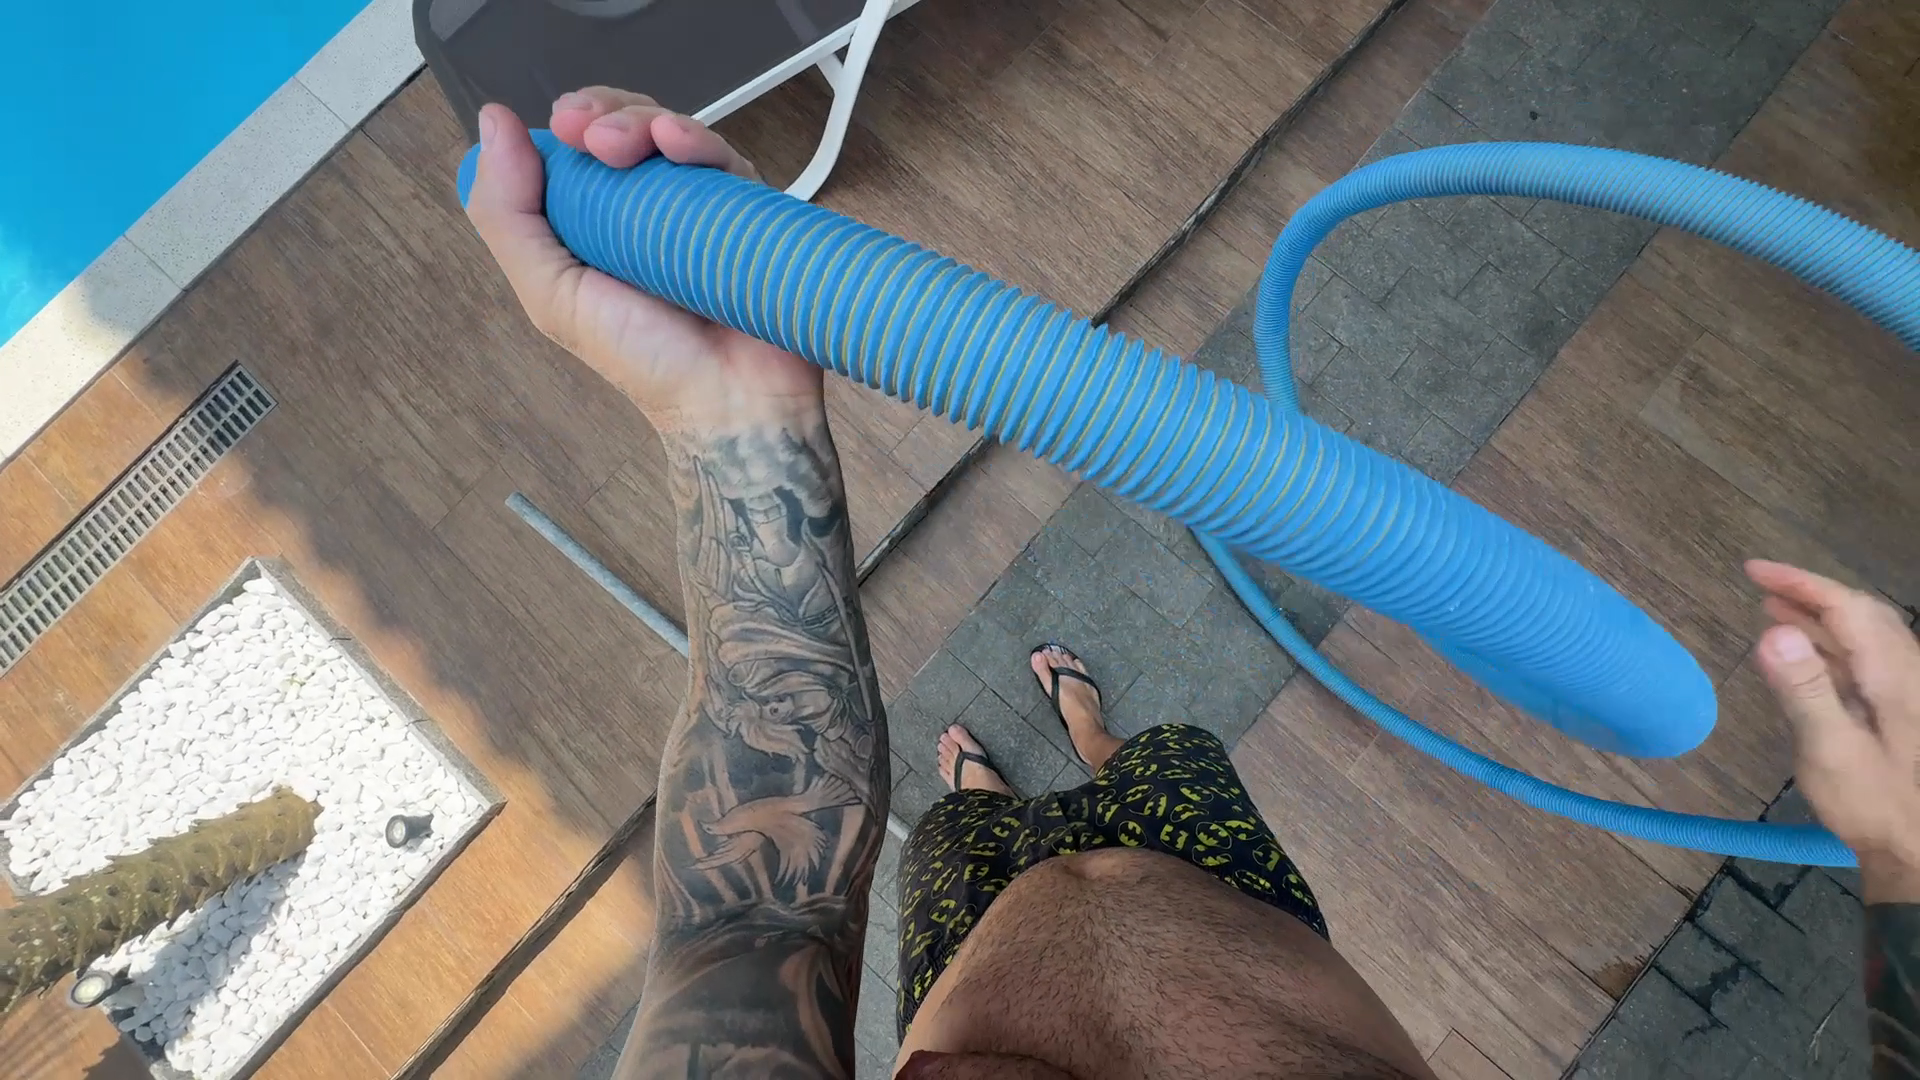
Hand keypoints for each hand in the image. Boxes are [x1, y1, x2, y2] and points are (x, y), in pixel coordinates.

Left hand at [463, 87, 823, 431]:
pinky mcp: (751, 220)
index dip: (572, 123)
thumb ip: (509, 218)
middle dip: (606, 115)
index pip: (582, 149)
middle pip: (628, 131)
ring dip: (646, 122)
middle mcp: (654, 216)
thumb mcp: (553, 296)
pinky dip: (701, 142)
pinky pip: (729, 165)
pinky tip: (679, 144)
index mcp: (602, 228)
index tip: (566, 129)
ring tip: (636, 146)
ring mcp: (705, 216)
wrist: (728, 401)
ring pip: (676, 137)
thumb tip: (497, 121)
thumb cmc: (646, 361)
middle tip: (596, 140)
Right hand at [1748, 560, 1919, 898]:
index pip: (1851, 611)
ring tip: (1773, 607)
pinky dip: (1831, 644)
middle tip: (1758, 583)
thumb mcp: (1832, 749)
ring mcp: (1910, 699)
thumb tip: (1775, 629)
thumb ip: (1805, 689)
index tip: (1752, 570)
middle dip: (1813, 593)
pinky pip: (1868, 663)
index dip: (1804, 584)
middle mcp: (1911, 680)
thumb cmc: (1879, 804)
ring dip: (1821, 617)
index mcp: (1897, 681)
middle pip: (1867, 619)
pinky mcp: (1904, 716)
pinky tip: (1805, 653)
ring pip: (1870, 639)